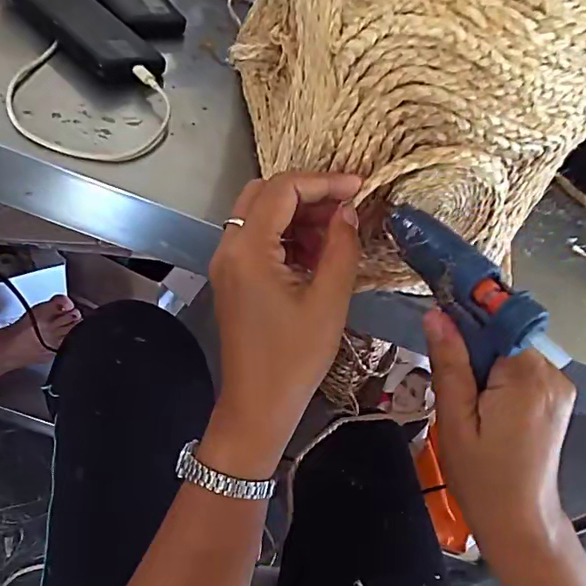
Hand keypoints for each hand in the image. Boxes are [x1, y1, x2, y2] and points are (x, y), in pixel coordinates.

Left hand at [200, 173, 361, 476]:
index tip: (359, 187)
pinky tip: (316, 255)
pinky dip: (286, 237)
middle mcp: (229, 248)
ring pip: (260, 216)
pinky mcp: (233, 279)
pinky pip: (257, 241)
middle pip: (264, 195)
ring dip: (298, 216)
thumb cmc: (294, 359)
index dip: (323, 182)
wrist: (258, 404)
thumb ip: (341, 248)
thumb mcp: (328, 301)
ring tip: (337, 234)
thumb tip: (348, 212)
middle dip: (308, 195)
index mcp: (248, 250)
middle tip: (347, 208)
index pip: (282, 190)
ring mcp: (227, 264)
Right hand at [424, 308, 576, 562]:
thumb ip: (449, 363)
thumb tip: (437, 315)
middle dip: (473, 340)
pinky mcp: (556, 398)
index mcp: (528, 377)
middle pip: (507, 332)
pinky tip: (482, 401)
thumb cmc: (482, 477)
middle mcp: (552, 374)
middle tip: (444, 366)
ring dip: (484, 358)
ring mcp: (558, 386)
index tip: (440, 300)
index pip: (500, 317)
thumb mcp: (454, 420)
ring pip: (512, 349)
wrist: (519, 520)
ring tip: (463, 395)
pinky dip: (498, 373)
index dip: (469, 306)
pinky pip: (522, 368)